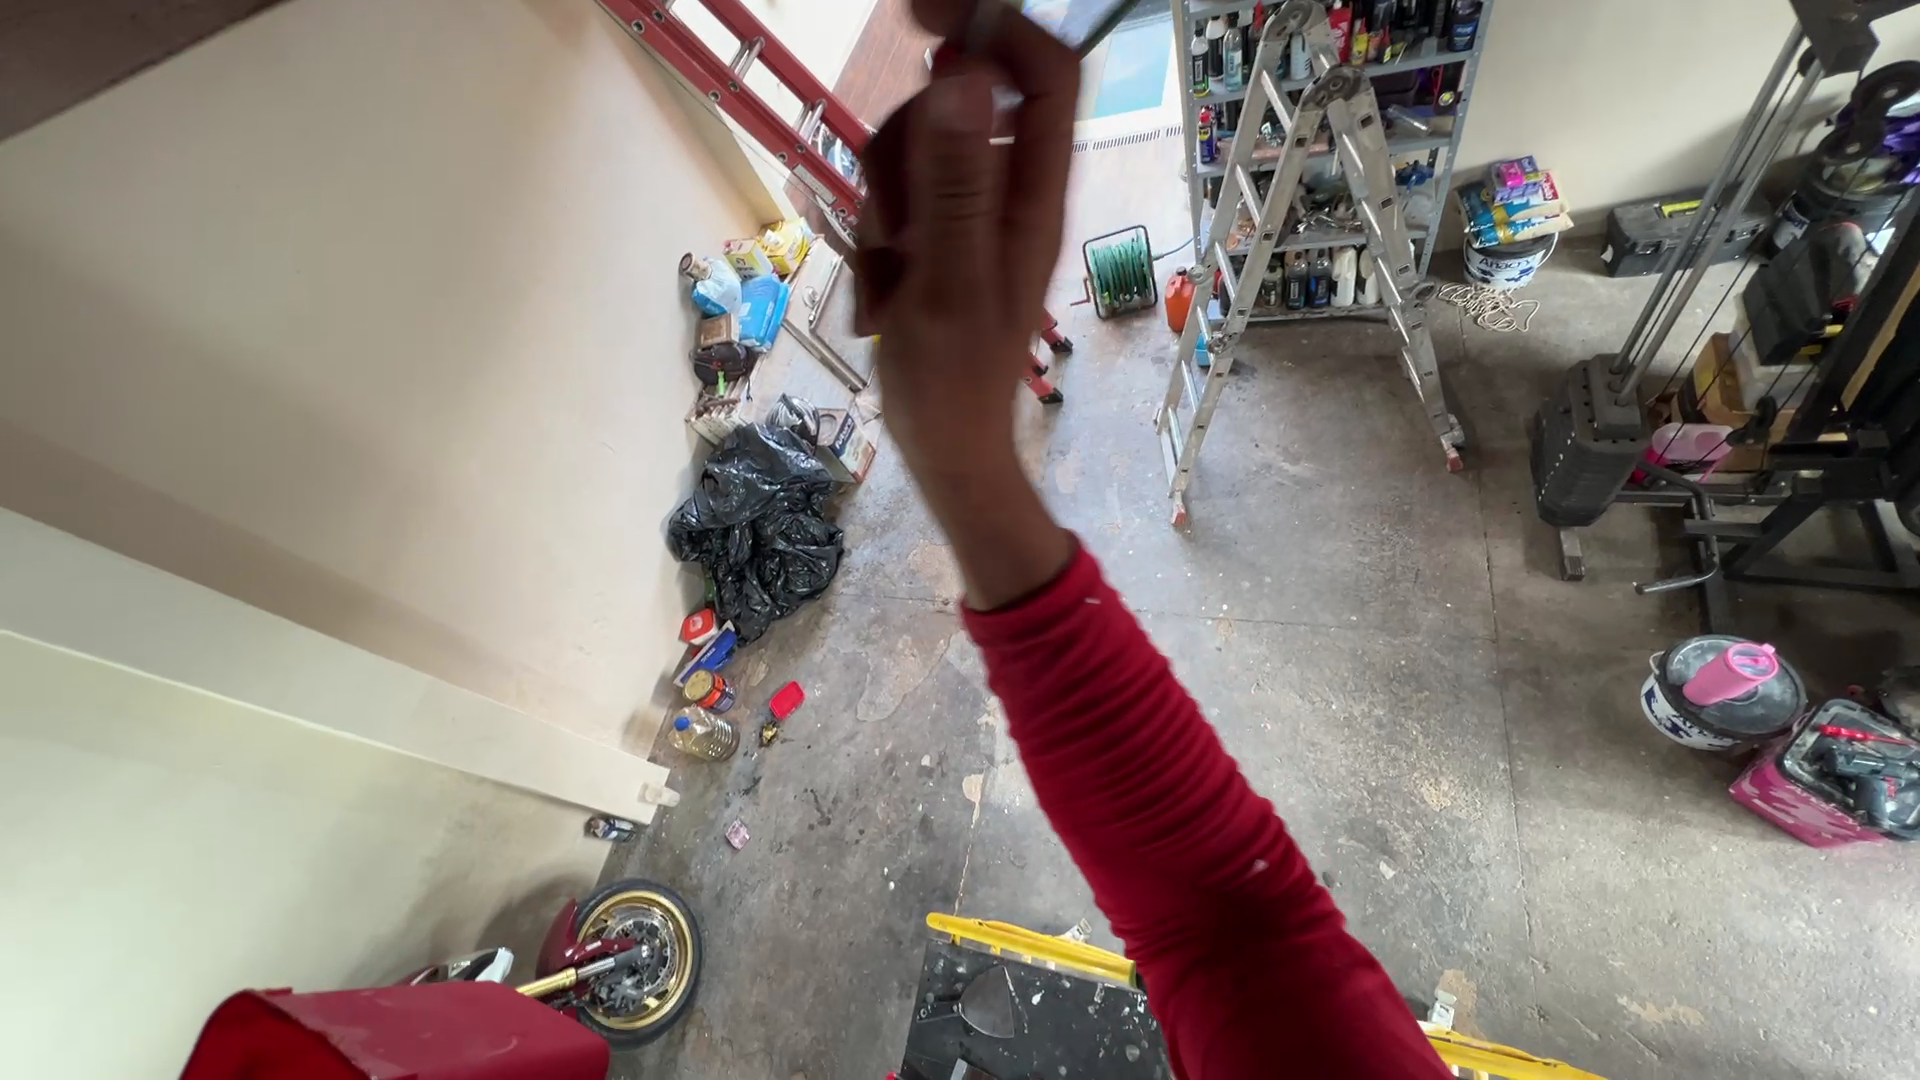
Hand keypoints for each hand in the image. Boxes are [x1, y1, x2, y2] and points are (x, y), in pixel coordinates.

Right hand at [851, 0, 1080, 608]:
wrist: (942, 443)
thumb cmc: (953, 383)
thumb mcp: (947, 283)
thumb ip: (955, 184)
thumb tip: (966, 76)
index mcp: (1033, 199)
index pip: (1041, 76)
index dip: (996, 30)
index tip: (923, 17)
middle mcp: (1007, 195)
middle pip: (956, 108)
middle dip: (905, 150)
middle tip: (894, 227)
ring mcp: (968, 218)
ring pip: (913, 153)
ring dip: (882, 205)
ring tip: (889, 278)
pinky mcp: (936, 240)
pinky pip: (894, 201)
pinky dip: (876, 238)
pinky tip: (883, 293)